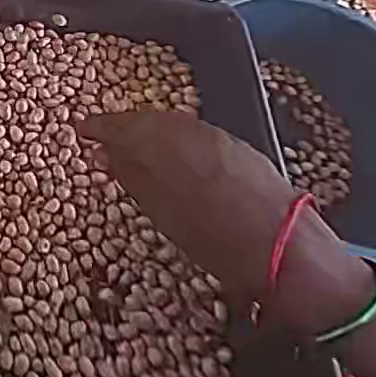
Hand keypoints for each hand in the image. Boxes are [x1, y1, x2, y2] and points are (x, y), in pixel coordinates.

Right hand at [77, 112, 371, 335]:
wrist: (294, 258)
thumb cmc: (218, 242)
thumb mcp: (163, 214)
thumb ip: (131, 176)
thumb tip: (104, 154)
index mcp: (168, 146)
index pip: (122, 126)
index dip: (98, 127)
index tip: (81, 130)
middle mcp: (193, 132)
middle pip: (147, 119)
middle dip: (122, 126)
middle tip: (103, 139)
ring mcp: (220, 138)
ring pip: (171, 123)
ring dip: (148, 130)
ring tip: (132, 147)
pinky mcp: (240, 148)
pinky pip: (193, 132)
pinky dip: (173, 137)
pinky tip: (169, 155)